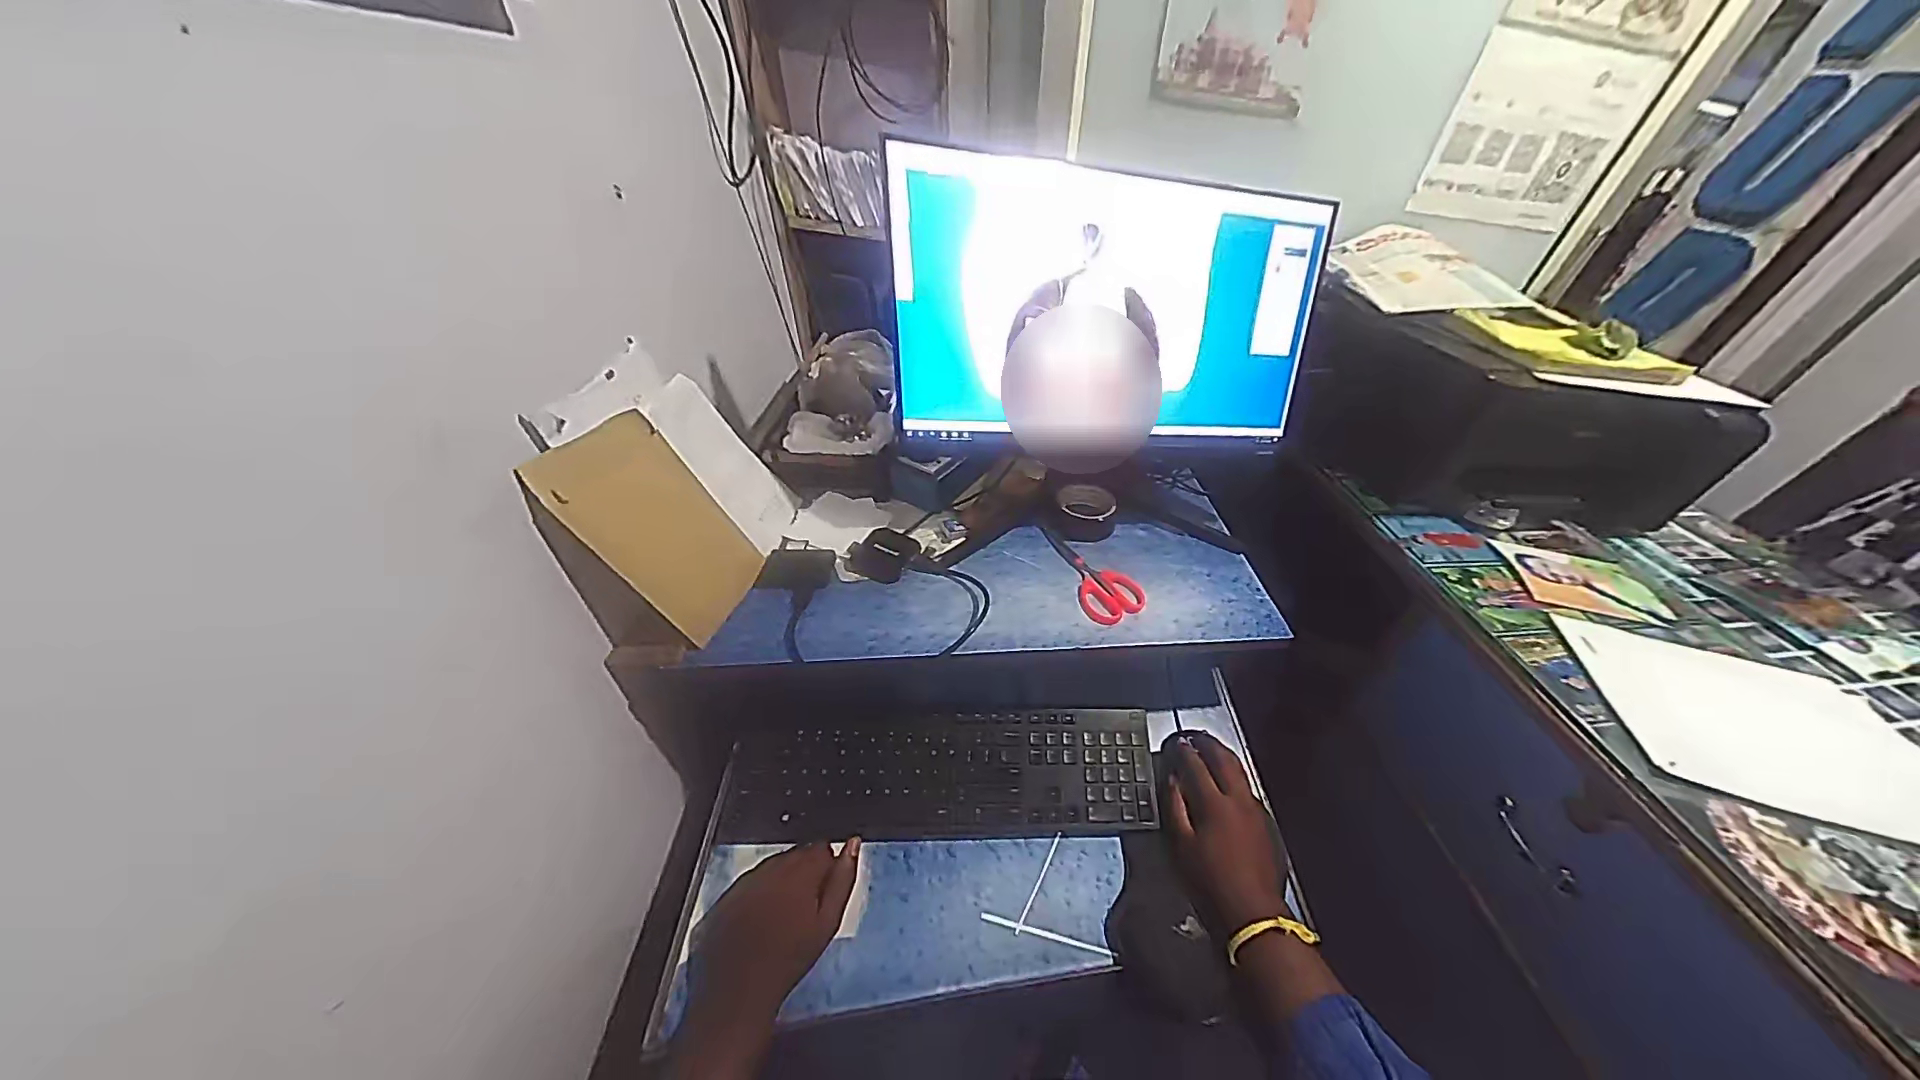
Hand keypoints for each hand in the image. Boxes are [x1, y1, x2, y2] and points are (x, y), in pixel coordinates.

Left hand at [672, 839, 862, 1079]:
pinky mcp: (725, 895)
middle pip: (795, 855)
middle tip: (807, 906)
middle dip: (805, 872)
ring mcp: (744, 881)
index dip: (828, 868)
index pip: (821, 849)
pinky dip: (758, 893)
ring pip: (772, 867)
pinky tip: (761, 918)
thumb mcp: (827, 923)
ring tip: (784, 915)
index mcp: (798, 872)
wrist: (737, 995)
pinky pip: (749, 882)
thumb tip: (853, 844)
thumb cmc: (789, 960)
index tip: (826, 889)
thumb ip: (843, 879)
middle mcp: (768, 869)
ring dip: (781, 880)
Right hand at [1163, 732, 1286, 932]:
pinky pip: (1248, 792)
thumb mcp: (1181, 845)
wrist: (1253, 913)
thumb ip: (1175, 807)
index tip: (1177, 742)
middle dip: (1209, 745)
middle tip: (1196, 737)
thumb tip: (1173, 781)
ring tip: (1211, 753)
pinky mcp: (1267, 825)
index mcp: (1214, 804)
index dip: (1185, 751)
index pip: (1197, 766)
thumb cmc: (1210, 881)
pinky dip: (1235, 780)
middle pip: (1225, 761)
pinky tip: (1227, 787)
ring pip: (1241, 774)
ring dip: (1225, 759)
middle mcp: (1239, 801)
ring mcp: (1257, 812)